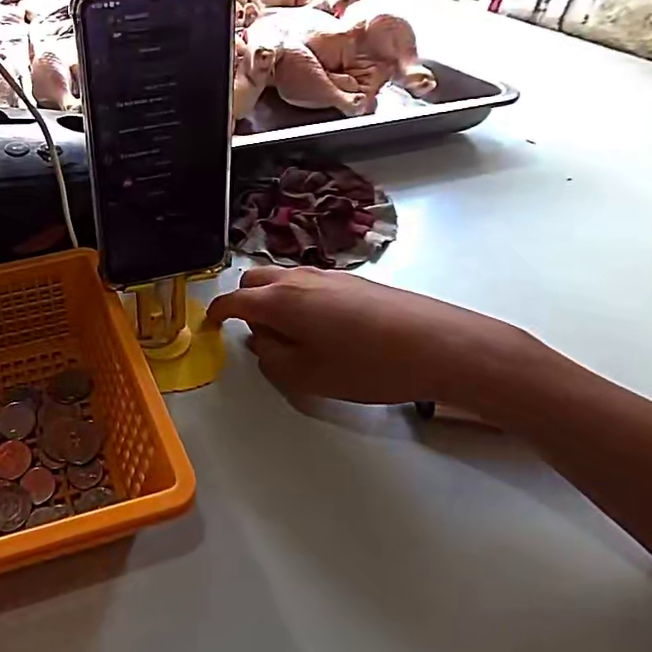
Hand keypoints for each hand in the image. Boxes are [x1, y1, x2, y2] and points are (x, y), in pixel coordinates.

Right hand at [205, 265, 546, 409]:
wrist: (442, 346)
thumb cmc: (370, 366)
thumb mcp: (307, 376)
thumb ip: (271, 357)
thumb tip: (260, 341)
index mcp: (281, 300)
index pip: (233, 300)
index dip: (215, 313)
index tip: (210, 325)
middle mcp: (300, 278)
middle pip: (254, 279)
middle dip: (243, 301)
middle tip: (251, 332)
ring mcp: (329, 275)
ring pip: (283, 278)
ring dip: (272, 299)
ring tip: (288, 334)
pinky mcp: (354, 281)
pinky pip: (308, 283)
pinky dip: (297, 298)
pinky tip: (320, 328)